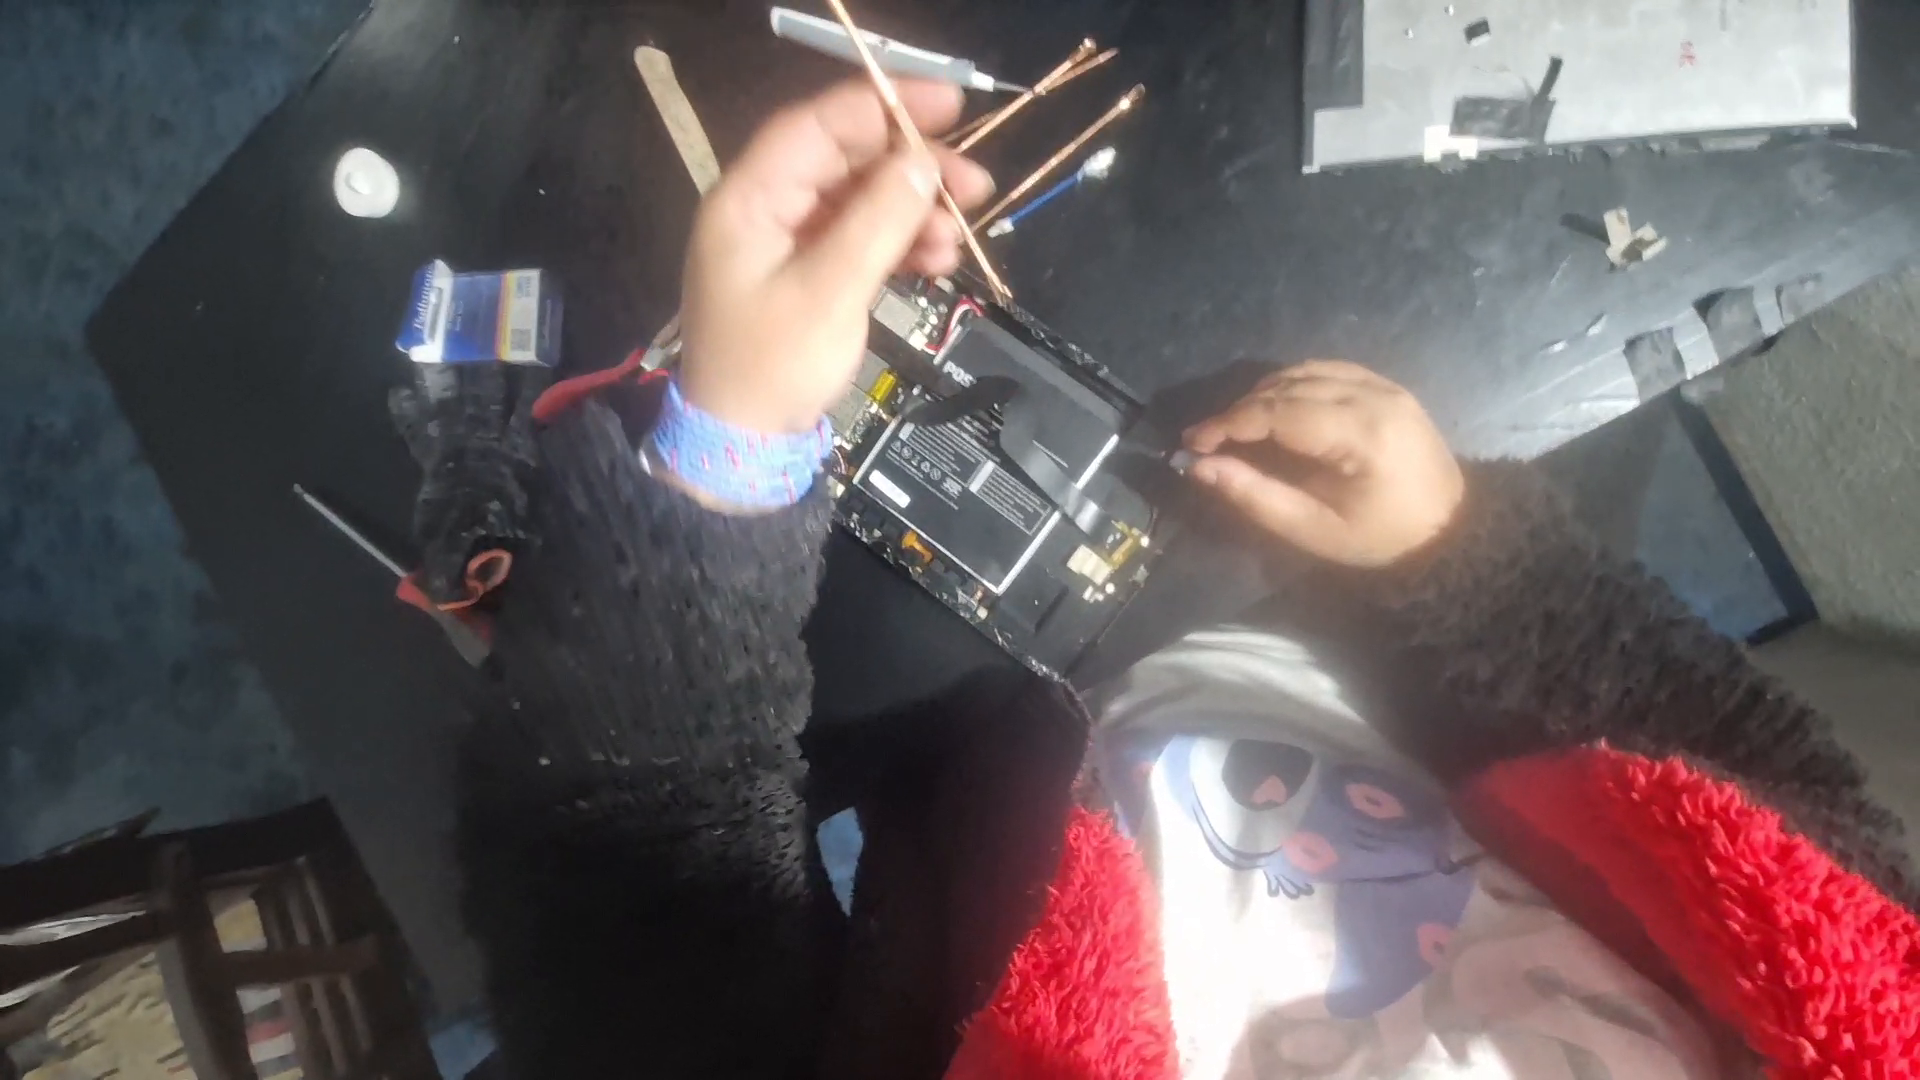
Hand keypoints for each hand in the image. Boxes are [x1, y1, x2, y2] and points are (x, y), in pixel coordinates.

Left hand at [677, 79, 994, 433]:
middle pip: (847, 165)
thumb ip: (877, 223)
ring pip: (860, 207)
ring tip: (956, 240)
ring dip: (912, 216)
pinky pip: (860, 246)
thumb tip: (922, 164)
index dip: (885, 108)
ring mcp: (790, 247)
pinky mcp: (810, 278)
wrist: (746, 442)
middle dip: (911, 172)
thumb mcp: (829, 293)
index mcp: (751, 200)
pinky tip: (936, 262)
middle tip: (975, 185)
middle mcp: (768, 212)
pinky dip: (898, 249)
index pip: (819, 128)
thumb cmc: (775, 367)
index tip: (949, 109)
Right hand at [1183, 361, 1463, 566]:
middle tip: (1208, 441)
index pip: (1277, 411)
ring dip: (1261, 395)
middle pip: (1286, 386)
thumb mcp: (1312, 529)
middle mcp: (1374, 396)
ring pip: (1303, 371)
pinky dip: (1289, 385)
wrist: (1452, 530)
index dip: (1227, 423)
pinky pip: (1325, 370)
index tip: (1193, 443)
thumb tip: (1199, 467)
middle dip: (1237, 410)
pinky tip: (1274, 410)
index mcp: (1360, 434)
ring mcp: (1383, 386)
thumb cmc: (1380, 538)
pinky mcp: (1386, 386)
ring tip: (1236, 428)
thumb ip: (1254, 495)